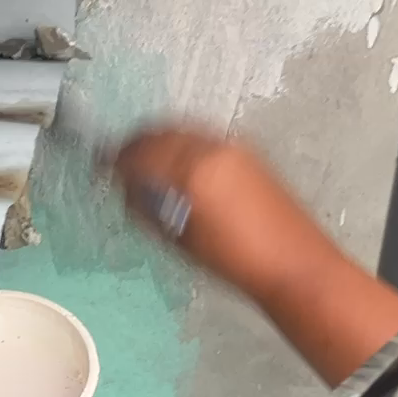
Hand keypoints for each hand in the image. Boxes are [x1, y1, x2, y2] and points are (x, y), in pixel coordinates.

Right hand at [109, 126, 335, 302]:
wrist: (294, 267)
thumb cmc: (235, 262)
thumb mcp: (177, 239)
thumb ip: (146, 207)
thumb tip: (128, 190)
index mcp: (192, 170)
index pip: (140, 152)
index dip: (115, 158)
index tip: (103, 165)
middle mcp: (213, 149)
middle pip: (160, 131)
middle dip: (135, 143)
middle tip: (118, 160)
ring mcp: (234, 147)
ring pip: (182, 130)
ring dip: (158, 140)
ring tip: (145, 161)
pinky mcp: (249, 153)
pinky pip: (203, 138)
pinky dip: (182, 144)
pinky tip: (177, 165)